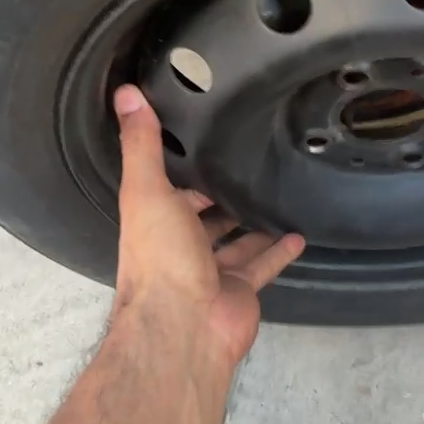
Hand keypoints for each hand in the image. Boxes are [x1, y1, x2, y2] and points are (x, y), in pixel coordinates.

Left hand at [110, 85, 305, 368]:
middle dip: (218, 198)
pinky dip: (279, 251)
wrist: (184, 328)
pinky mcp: (240, 289)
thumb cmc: (160, 263)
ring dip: (250, 223)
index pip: (170, 190)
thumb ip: (141, 144)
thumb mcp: (147, 190)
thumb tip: (126, 96)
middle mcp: (180, 247)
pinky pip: (263, 265)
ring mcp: (211, 270)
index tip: (204, 147)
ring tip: (272, 198)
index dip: (185, 171)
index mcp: (155, 222)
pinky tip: (296, 236)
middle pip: (203, 217)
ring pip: (235, 241)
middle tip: (243, 171)